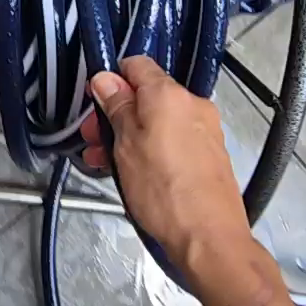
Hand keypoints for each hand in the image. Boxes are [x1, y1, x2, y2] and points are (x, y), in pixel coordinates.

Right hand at [82, 57, 257, 282]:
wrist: (210, 240)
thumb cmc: (164, 191)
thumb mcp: (126, 144)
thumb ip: (116, 106)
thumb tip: (105, 79)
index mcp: (170, 95)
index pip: (136, 65)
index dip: (111, 79)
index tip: (96, 101)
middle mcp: (193, 105)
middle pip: (147, 95)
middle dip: (117, 113)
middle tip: (94, 137)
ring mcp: (205, 131)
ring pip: (159, 121)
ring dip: (130, 134)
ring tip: (107, 162)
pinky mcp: (210, 155)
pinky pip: (174, 140)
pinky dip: (152, 148)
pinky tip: (134, 172)